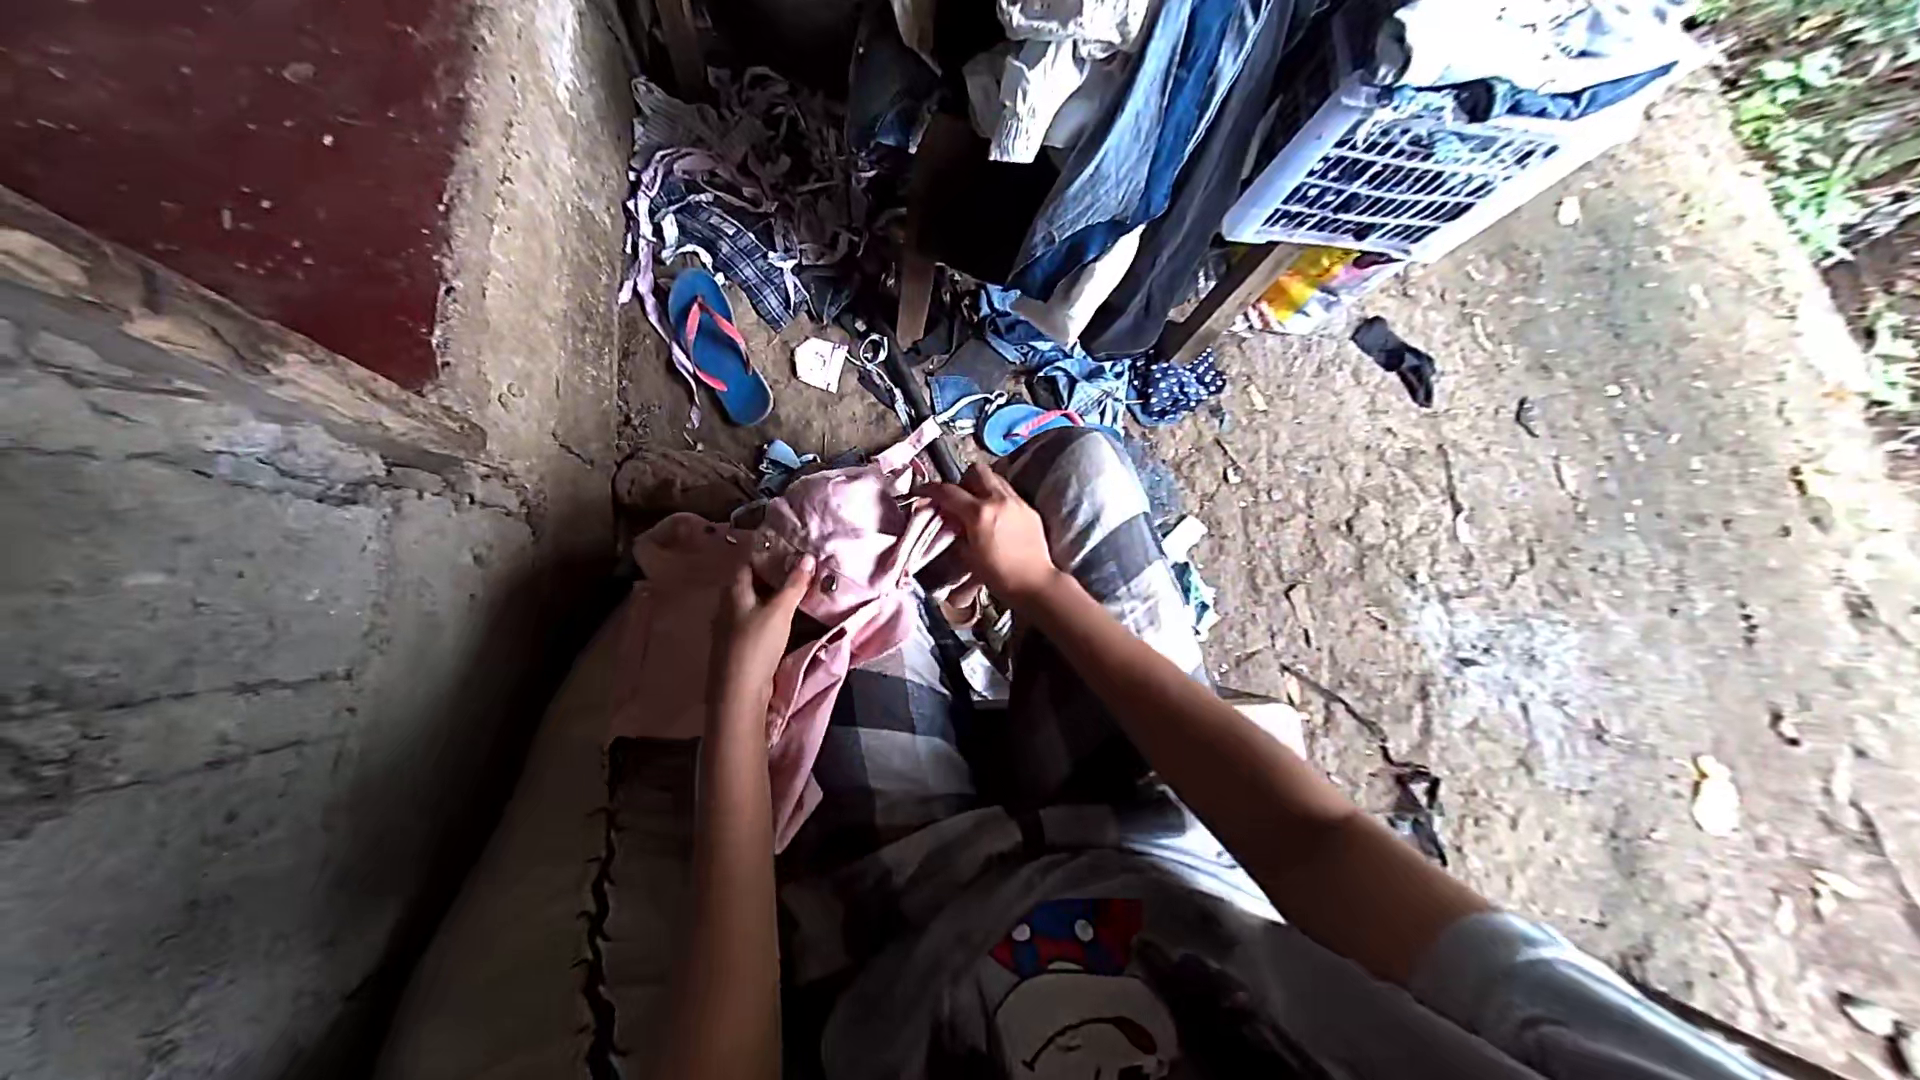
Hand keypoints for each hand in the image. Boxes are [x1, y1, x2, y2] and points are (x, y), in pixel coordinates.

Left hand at [709, 553, 814, 718]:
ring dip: (771, 597)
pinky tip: (784, 618)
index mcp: (733, 592)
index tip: (789, 550)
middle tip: (798, 569)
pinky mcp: (739, 644)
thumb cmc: (757, 644)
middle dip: (771, 576)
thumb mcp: (780, 611)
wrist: (739, 690)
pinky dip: (769, 614)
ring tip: (796, 591)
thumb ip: (794, 584)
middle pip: (750, 583)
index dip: (766, 554)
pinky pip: (755, 620)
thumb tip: (808, 557)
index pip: (747, 564)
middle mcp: (727, 605)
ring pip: (753, 603)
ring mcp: (730, 626)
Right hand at [922, 465, 1058, 605]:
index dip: (930, 489)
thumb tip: (949, 520)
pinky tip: (998, 517)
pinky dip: (998, 498)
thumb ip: (955, 532)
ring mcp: (1017, 502)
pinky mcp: (1029, 509)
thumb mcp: (968, 556)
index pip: (948, 491)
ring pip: (995, 478)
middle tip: (959, 498)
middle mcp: (998, 500)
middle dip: (963, 480)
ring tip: (979, 505)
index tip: (922, 491)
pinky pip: (1010, 493)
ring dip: (982, 486)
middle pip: (976, 471)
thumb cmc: (998, 575)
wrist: (1034, 582)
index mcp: (979, 513)